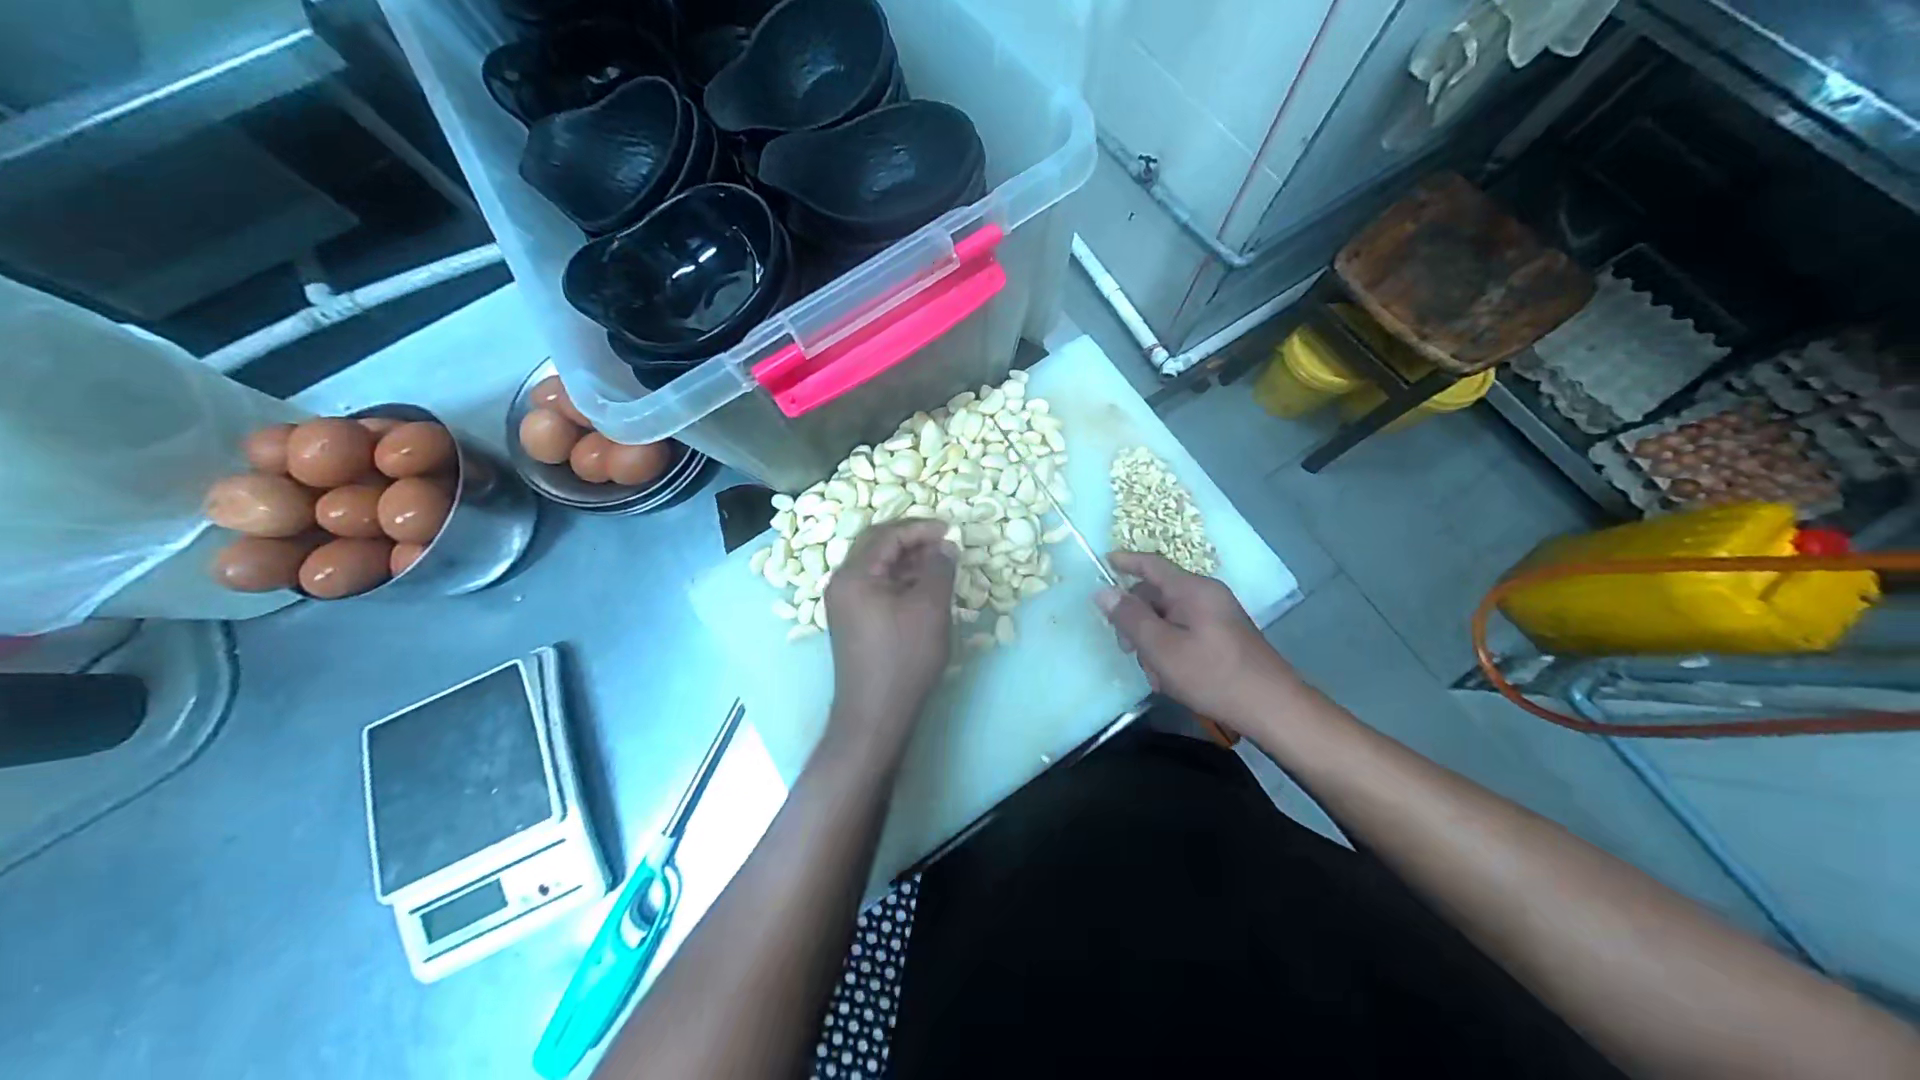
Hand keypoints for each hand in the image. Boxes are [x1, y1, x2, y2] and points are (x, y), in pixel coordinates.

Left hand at [822, 520, 958, 755]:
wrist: (875, 714)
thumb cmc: (903, 657)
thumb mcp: (929, 607)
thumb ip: (939, 568)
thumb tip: (944, 546)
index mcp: (853, 575)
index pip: (886, 535)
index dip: (920, 528)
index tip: (950, 530)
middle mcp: (841, 584)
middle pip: (876, 547)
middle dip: (912, 541)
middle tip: (944, 543)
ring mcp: (844, 605)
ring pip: (877, 568)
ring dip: (908, 561)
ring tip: (940, 565)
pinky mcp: (853, 623)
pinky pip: (876, 587)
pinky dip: (900, 581)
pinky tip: (924, 590)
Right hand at [1097, 551, 1306, 727]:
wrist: (1272, 707)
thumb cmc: (1213, 675)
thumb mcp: (1162, 648)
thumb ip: (1130, 618)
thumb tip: (1103, 591)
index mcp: (1192, 590)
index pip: (1151, 564)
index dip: (1125, 562)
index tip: (1102, 563)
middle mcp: (1206, 595)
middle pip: (1157, 594)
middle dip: (1136, 620)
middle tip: (1126, 651)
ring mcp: (1217, 616)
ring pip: (1168, 617)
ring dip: (1153, 642)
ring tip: (1156, 675)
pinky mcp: (1223, 636)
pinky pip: (1185, 632)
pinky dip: (1171, 650)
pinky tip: (1171, 679)